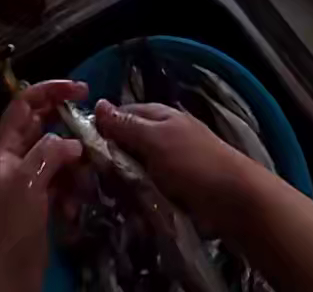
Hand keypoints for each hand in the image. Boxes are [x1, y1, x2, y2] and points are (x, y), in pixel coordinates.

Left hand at [0, 80, 86, 291]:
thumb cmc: (7, 231)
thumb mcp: (26, 183)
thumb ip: (49, 152)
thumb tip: (73, 142)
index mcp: (5, 149)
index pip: (25, 103)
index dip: (51, 89)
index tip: (81, 89)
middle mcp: (17, 160)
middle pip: (44, 127)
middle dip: (69, 127)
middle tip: (94, 129)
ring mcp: (29, 183)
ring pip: (58, 154)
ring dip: (75, 163)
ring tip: (85, 179)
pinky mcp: (42, 204)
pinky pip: (63, 182)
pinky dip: (73, 189)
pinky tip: (76, 206)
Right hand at [93, 99, 258, 221]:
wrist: (232, 197)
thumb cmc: (193, 162)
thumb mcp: (155, 140)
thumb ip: (126, 125)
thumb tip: (98, 103)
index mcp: (157, 115)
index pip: (119, 116)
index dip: (100, 132)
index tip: (81, 155)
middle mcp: (160, 134)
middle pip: (123, 145)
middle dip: (110, 164)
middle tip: (98, 183)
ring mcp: (166, 161)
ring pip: (131, 170)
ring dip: (123, 185)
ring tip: (115, 198)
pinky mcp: (172, 186)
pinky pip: (144, 189)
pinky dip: (137, 198)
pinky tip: (133, 208)